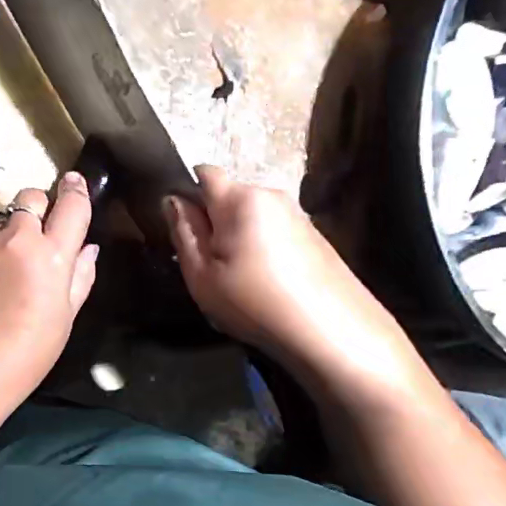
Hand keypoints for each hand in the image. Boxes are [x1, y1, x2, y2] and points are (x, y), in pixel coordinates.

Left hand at [0, 171, 99, 406]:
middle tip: (44, 233)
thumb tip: (88, 248)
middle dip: (40, 206)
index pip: (71, 205)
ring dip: (14, 231)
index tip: (76, 182)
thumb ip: (80, 276)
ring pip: (5, 220)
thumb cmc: (28, 350)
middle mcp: (17, 238)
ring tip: (14, 266)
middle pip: (31, 198)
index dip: (76, 190)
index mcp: (51, 254)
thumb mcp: (66, 317)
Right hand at [165, 166, 421, 403]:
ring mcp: (297, 215)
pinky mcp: (315, 237)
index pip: (202, 173)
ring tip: (241, 282)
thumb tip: (172, 200)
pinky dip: (264, 252)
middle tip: (209, 268)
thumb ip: (183, 232)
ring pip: (252, 218)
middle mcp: (271, 195)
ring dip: (239, 240)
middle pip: (229, 198)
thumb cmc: (256, 304)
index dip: (186, 196)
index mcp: (240, 198)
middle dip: (214, 223)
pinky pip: (275, 233)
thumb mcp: (202, 276)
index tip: (183, 233)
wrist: (333, 333)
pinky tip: (268, 287)